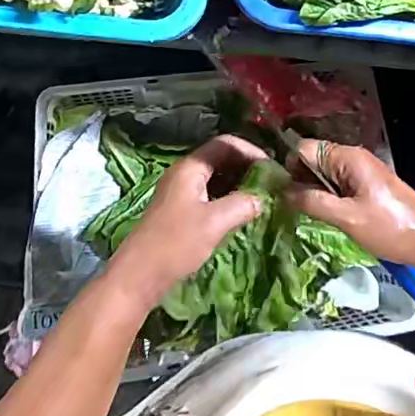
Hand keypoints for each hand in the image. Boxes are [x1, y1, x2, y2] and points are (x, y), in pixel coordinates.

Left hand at [105, 135, 266, 306]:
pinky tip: (243, 211)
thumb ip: (241, 205)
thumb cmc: (177, 242)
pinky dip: (227, 196)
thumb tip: (262, 198)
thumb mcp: (214, 222)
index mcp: (190, 167)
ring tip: (264, 196)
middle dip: (246, 166)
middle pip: (219, 158)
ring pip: (215, 177)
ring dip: (238, 183)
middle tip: (273, 182)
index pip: (224, 144)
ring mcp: (180, 190)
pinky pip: (209, 193)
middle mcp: (184, 172)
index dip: (250, 151)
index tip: (273, 167)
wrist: (141, 272)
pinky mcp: (180, 208)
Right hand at [283, 139, 414, 268]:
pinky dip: (327, 196)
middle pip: (311, 160)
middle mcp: (351, 157)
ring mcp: (360, 171)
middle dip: (299, 180)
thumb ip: (310, 202)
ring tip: (306, 213)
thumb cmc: (390, 227)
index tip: (280, 192)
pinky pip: (336, 184)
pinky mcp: (366, 186)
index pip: (302, 149)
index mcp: (346, 157)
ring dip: (313, 191)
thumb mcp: (346, 217)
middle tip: (291, 206)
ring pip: (322, 174)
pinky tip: (327, 215)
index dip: (287, 167)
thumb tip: (280, 192)